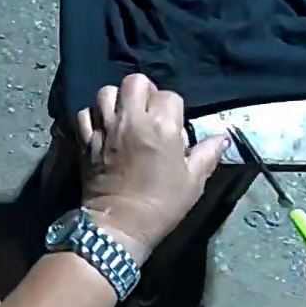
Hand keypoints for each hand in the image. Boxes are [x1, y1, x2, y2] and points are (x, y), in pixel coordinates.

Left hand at [72, 74, 226, 262]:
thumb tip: (222, 137)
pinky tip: (102, 127)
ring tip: (122, 116)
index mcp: (162, 127)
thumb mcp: (193, 181)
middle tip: (146, 110)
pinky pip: (83, 114)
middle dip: (143, 91)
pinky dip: (92, 116)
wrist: (119, 225)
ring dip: (115, 100)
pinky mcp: (85, 140)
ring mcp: (105, 129)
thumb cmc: (161, 205)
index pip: (169, 96)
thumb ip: (207, 154)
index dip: (172, 107)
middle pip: (134, 82)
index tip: (172, 124)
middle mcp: (131, 121)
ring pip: (105, 93)